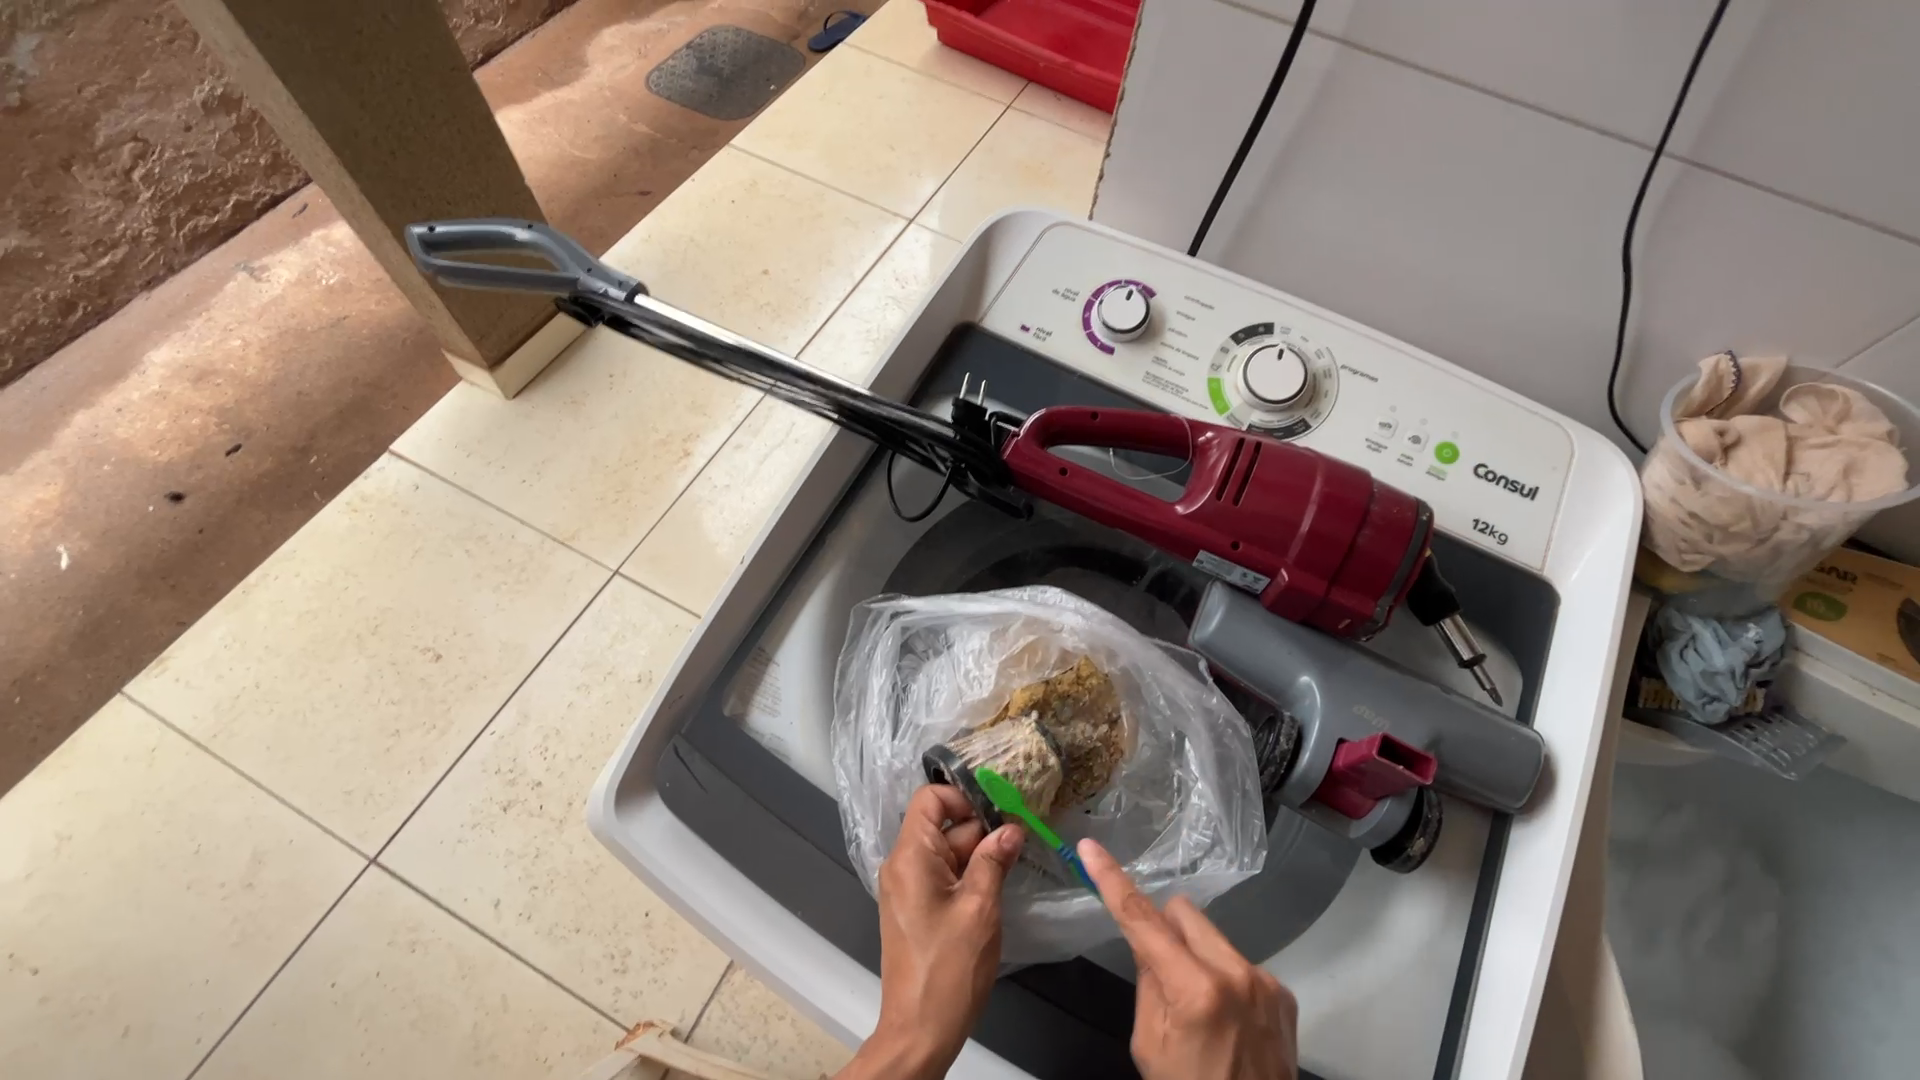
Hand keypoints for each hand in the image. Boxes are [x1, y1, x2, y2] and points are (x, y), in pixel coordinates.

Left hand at [839, 785, 1024, 1079]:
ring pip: (947, 851)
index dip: (963, 797)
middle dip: (981, 829)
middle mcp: (903, 864)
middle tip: (1022, 838)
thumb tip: (1012, 828)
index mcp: (910, 856)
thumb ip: (994, 861)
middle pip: (943, 826)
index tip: (999, 811)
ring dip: (980, 854)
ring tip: (1016, 861)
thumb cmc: (949, 968)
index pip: (929, 798)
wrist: (919, 1030)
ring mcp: (908, 887)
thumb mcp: (980, 909)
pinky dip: (970, 874)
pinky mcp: (917, 907)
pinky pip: (944, 875)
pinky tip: (997, 884)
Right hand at [1079, 838, 1298, 1079]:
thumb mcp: (1150, 1044)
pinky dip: (1224, 977)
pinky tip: (1228, 1018)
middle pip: (1183, 913)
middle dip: (1165, 930)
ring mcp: (1264, 981)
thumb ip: (1147, 983)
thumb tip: (1148, 943)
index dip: (1112, 881)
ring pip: (1212, 936)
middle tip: (1160, 971)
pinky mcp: (1282, 992)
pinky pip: (1239, 962)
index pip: (1141, 920)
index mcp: (1194, 990)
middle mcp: (1235, 973)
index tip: (1091, 849)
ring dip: (1196, 955)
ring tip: (1200, 1006)